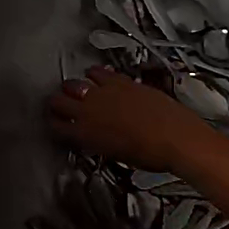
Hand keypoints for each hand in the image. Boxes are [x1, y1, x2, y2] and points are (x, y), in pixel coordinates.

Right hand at [46, 66, 214, 173]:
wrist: (175, 138)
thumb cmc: (148, 155)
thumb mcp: (114, 154)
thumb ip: (98, 141)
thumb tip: (94, 135)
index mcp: (84, 134)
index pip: (56, 126)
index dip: (53, 123)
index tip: (54, 122)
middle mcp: (87, 110)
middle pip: (59, 100)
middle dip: (56, 101)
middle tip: (58, 102)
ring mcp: (103, 92)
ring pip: (76, 83)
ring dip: (73, 86)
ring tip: (76, 87)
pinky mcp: (121, 81)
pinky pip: (100, 72)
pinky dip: (95, 74)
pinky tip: (95, 74)